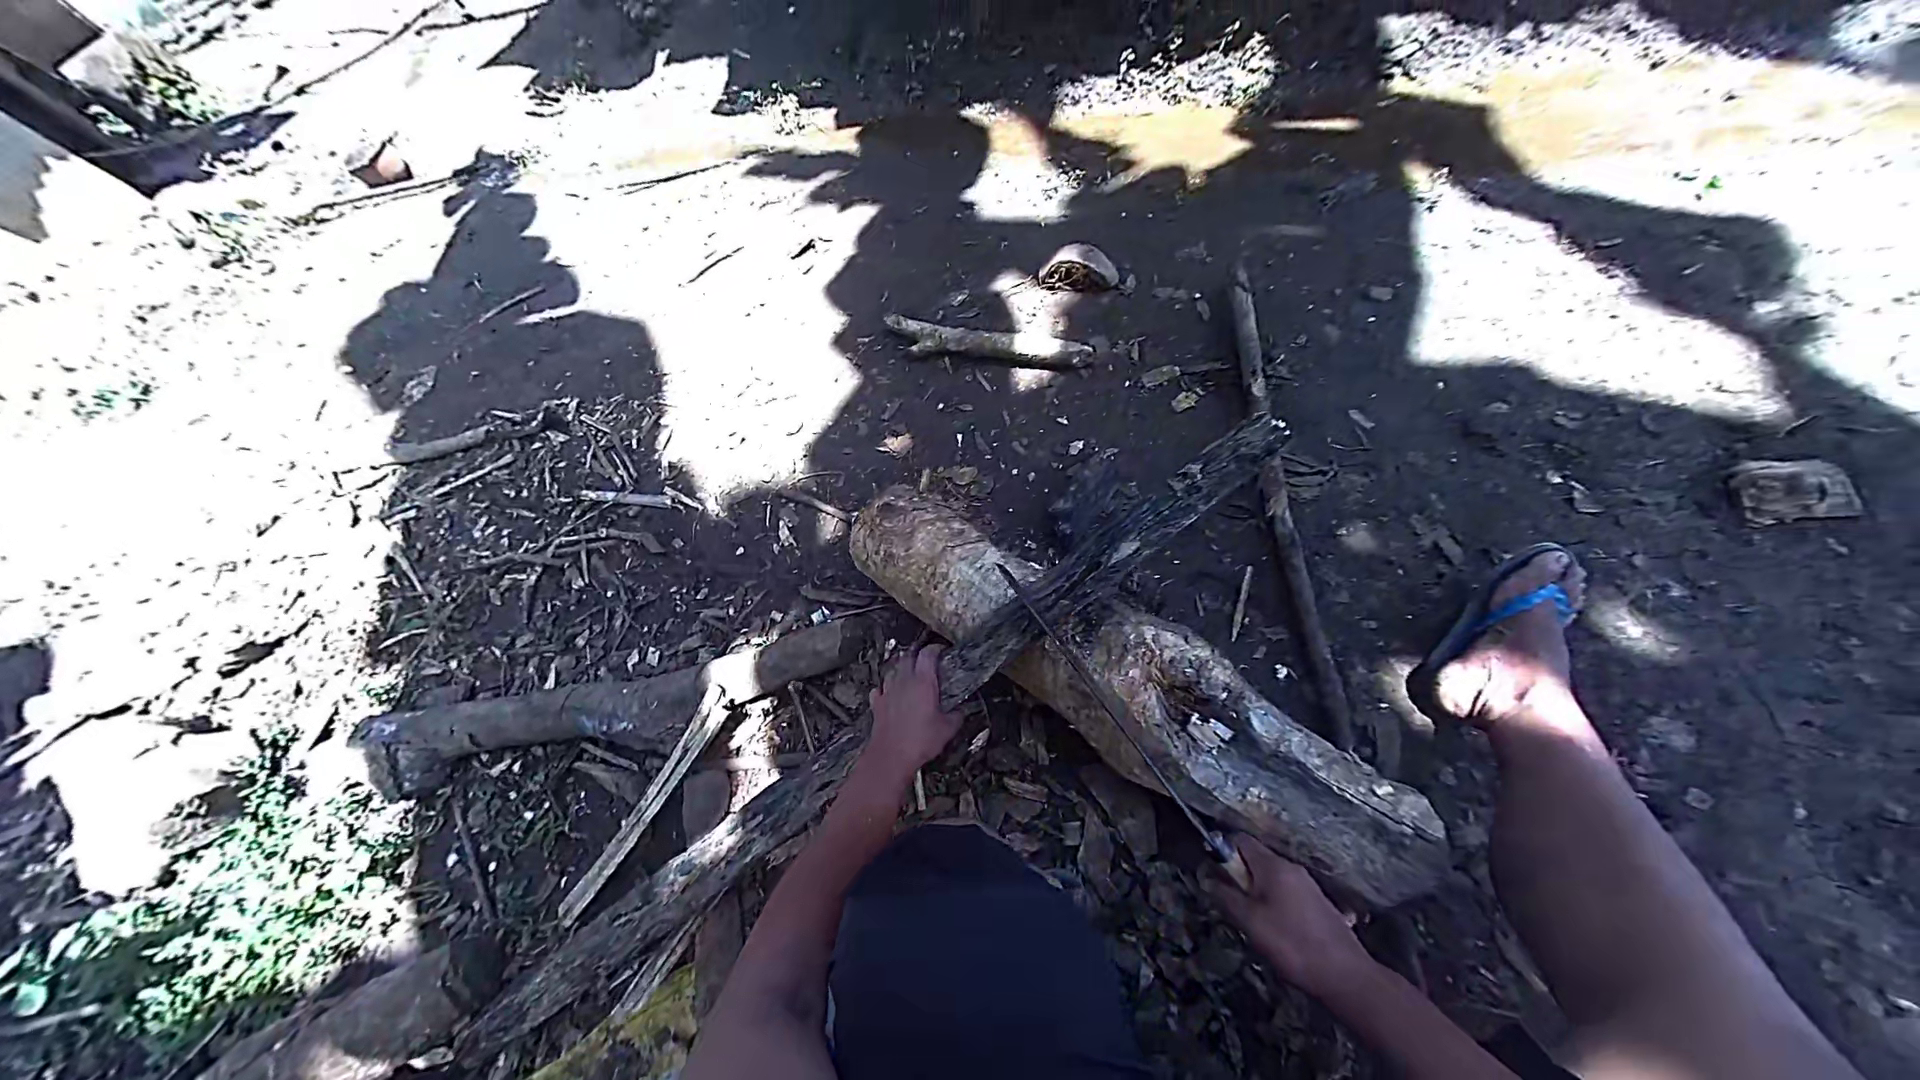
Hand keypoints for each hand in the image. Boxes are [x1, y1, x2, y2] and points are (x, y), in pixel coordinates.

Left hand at [862, 645, 962, 779]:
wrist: (891, 756)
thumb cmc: (920, 741)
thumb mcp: (947, 730)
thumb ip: (956, 717)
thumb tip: (960, 712)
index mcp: (923, 682)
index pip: (928, 654)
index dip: (935, 649)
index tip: (941, 650)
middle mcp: (904, 682)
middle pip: (908, 657)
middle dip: (917, 655)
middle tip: (926, 661)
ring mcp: (888, 691)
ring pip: (892, 671)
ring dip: (901, 670)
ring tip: (909, 676)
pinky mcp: (877, 704)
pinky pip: (879, 689)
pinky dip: (885, 688)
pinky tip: (889, 694)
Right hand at [1205, 835, 1376, 999]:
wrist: (1347, 977)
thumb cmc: (1292, 945)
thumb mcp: (1250, 922)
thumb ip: (1226, 897)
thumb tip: (1207, 878)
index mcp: (1273, 866)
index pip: (1240, 840)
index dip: (1223, 851)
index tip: (1216, 875)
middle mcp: (1291, 868)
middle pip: (1256, 858)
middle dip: (1239, 876)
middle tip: (1234, 904)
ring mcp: (1308, 885)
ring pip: (1271, 877)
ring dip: (1256, 891)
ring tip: (1253, 920)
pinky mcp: (1319, 903)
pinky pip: (1286, 891)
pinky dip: (1274, 901)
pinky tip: (1277, 929)